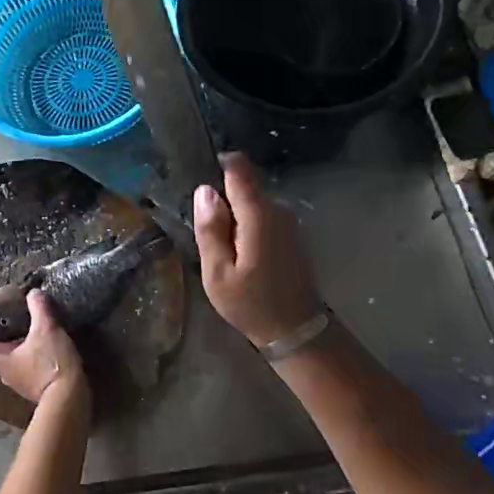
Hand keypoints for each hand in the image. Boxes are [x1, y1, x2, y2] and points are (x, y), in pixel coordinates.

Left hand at [0, 290, 87, 405]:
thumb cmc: (51, 363)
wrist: (71, 399)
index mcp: (0, 360)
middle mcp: (6, 374)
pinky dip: (33, 356)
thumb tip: (33, 292)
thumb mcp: (45, 329)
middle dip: (4, 335)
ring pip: (15, 360)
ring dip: (20, 346)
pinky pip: (29, 367)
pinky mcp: (37, 389)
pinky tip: (44, 347)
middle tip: (11, 316)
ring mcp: (21, 384)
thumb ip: (38, 307)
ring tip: (29, 329)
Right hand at [193, 153, 324, 347]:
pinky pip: (260, 214)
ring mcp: (286, 221)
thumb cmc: (251, 304)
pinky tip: (233, 247)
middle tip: (201, 224)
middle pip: (244, 184)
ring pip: (251, 200)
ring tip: (214, 239)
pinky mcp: (288, 233)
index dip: (219, 163)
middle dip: (220, 195)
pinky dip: (243, 222)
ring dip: (231, 211)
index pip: (239, 170)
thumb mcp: (218, 272)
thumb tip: (204, 191)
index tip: (198, 171)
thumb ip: (210, 229)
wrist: (296, 330)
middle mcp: (277, 210)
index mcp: (258, 216)